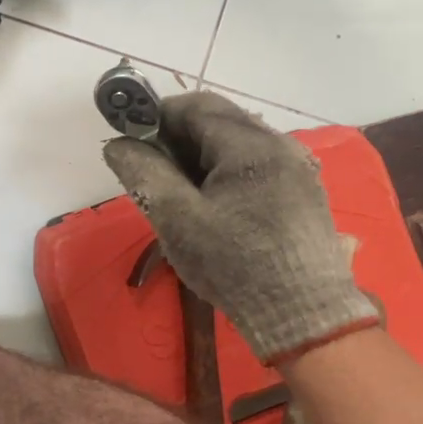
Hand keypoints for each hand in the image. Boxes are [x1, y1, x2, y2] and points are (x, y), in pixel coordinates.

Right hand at [102, 91, 377, 363]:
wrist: (305, 317)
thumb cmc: (236, 265)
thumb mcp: (177, 219)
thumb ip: (143, 173)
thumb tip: (117, 145)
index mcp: (252, 145)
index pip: (195, 106)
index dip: (156, 117)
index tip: (133, 146)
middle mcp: (281, 146)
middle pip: (218, 122)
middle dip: (177, 140)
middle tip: (152, 175)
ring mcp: (297, 169)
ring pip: (236, 144)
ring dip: (200, 158)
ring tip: (181, 196)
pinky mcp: (303, 193)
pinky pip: (255, 165)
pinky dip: (225, 173)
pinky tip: (214, 208)